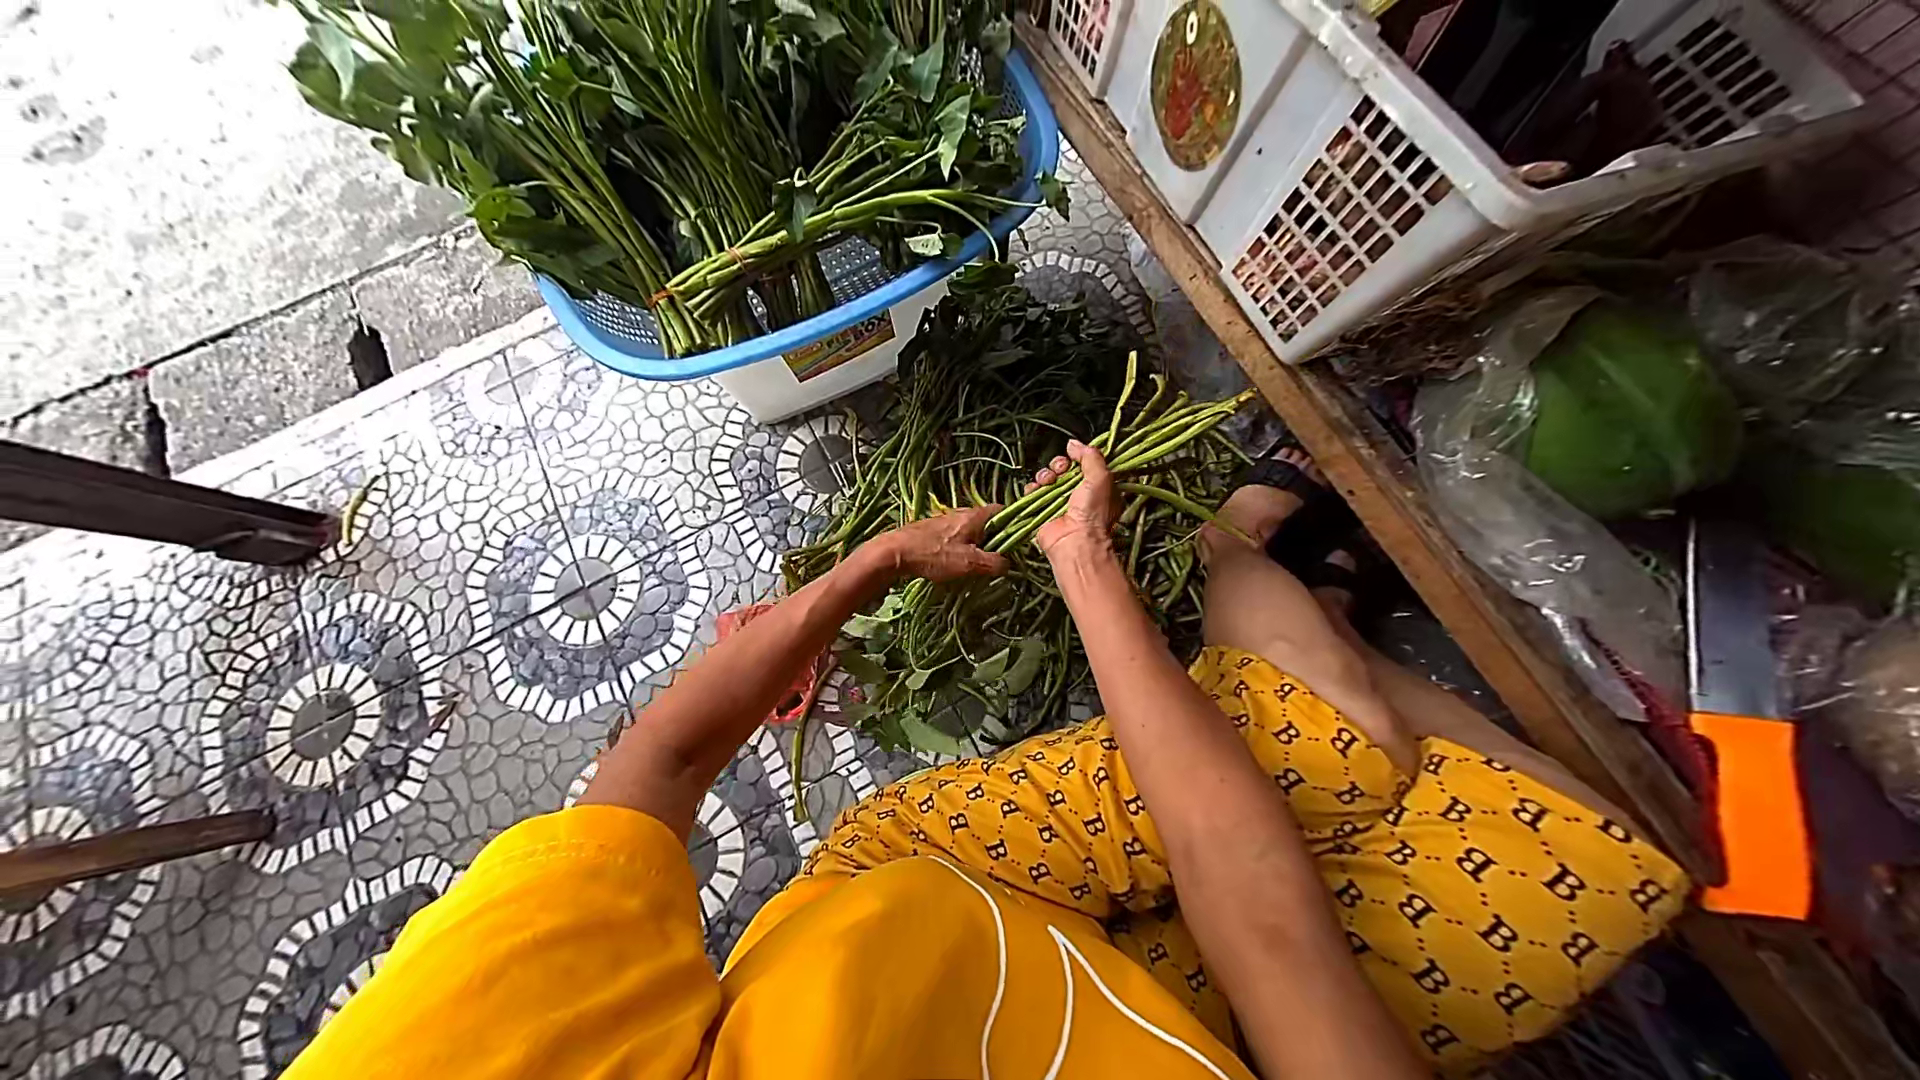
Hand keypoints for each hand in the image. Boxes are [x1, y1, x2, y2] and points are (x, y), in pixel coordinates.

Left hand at [868, 505, 1010, 582]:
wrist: (893, 553)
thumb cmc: (934, 554)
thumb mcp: (970, 563)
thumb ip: (994, 563)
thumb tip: (1009, 564)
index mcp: (974, 516)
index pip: (1003, 511)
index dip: (1014, 523)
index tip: (1020, 541)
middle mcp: (961, 513)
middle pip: (988, 523)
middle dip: (996, 539)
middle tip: (1001, 559)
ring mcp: (945, 521)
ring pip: (971, 531)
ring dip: (978, 546)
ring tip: (980, 565)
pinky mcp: (933, 531)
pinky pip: (956, 537)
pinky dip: (962, 548)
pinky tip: (958, 564)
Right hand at [1032, 439, 1116, 558]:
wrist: (1074, 542)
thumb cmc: (1093, 513)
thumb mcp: (1101, 477)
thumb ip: (1090, 456)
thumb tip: (1074, 443)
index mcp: (1096, 486)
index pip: (1082, 463)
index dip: (1076, 457)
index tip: (1074, 457)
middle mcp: (1077, 494)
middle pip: (1063, 468)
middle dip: (1059, 464)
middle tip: (1061, 470)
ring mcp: (1058, 502)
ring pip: (1047, 477)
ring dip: (1045, 474)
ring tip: (1048, 481)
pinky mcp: (1041, 510)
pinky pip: (1033, 492)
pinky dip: (1032, 487)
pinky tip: (1036, 488)